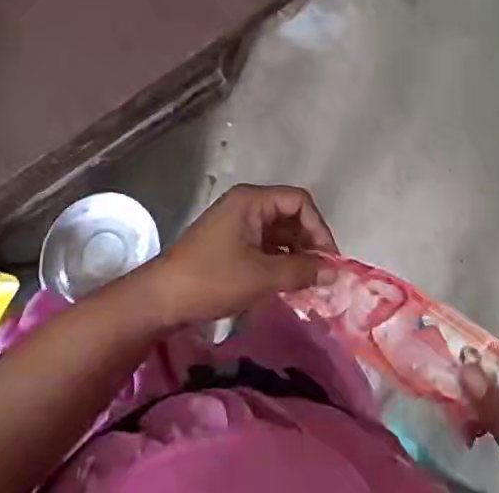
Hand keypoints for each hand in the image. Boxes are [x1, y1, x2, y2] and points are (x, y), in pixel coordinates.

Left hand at [127, 184, 338, 326]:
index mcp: (250, 201)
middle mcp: (244, 205)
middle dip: (309, 242)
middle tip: (323, 276)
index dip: (319, 227)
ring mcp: (236, 223)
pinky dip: (280, 260)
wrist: (164, 297)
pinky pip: (265, 244)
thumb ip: (301, 270)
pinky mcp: (230, 242)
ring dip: (296, 254)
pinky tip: (289, 284)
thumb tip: (334, 270)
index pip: (298, 201)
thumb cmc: (213, 279)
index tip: (329, 261)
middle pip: (289, 214)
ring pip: (278, 232)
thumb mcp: (262, 276)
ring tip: (309, 284)